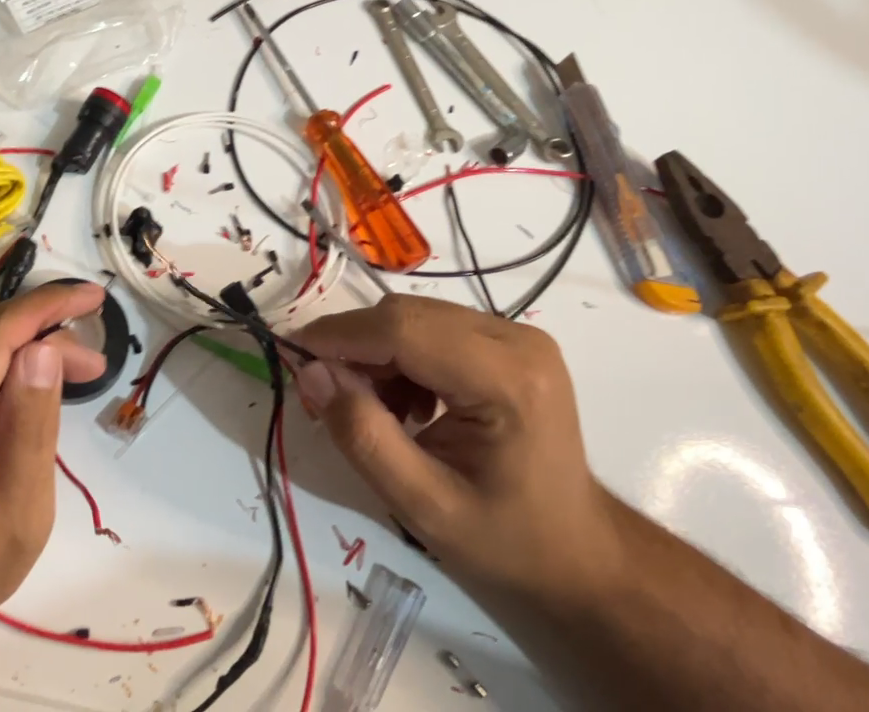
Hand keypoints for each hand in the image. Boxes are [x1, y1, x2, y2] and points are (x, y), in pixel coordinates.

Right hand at [293, 294, 626, 600]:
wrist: (579, 552)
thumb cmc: (506, 539)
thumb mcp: (422, 505)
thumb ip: (362, 436)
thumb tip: (310, 373)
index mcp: (507, 380)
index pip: (404, 330)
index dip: (339, 336)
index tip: (289, 355)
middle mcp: (518, 340)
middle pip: (407, 315)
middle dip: (355, 347)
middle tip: (326, 396)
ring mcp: (519, 337)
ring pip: (416, 317)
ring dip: (377, 354)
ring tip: (372, 410)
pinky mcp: (511, 343)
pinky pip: (434, 329)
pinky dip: (402, 358)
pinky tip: (406, 405)